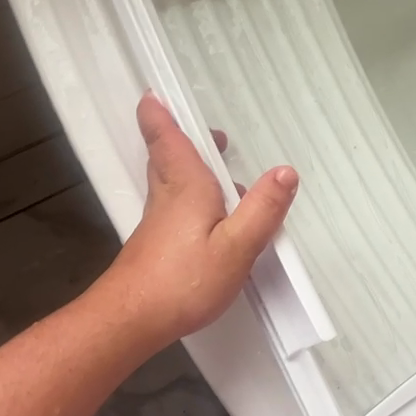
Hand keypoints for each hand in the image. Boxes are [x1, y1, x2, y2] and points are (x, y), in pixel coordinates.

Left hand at [110, 93, 298, 340]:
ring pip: (172, 183)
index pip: (165, 139)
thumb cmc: (183, 280)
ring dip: (192, 169)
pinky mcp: (157, 246)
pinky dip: (193, 199)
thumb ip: (262, 209)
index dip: (159, 114)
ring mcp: (158, 223)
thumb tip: (286, 170)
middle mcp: (167, 197)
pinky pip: (176, 208)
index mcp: (185, 187)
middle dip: (183, 140)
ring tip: (225, 176)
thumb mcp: (236, 246)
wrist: (130, 321)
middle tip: (214, 136)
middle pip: (167, 157)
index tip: (154, 94)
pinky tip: (214, 222)